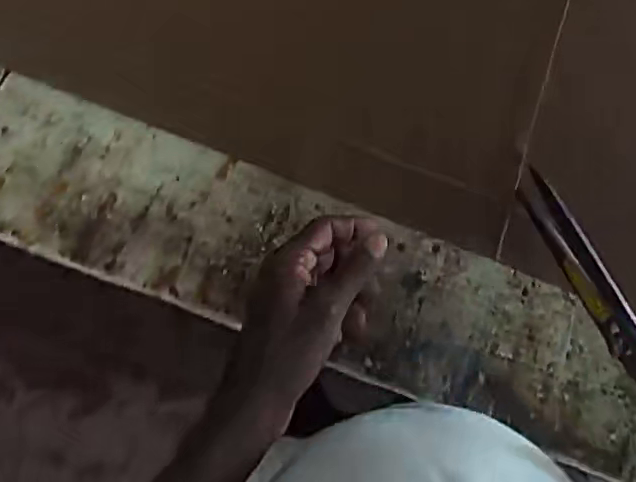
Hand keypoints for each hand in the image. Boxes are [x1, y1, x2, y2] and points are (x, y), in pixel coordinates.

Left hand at [158, 216, 387, 481]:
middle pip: (326, 251)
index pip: (325, 228)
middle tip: (378, 284)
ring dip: (349, 291)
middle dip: (354, 266)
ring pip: (324, 278)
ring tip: (366, 315)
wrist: (253, 408)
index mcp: (287, 262)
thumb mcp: (329, 309)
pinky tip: (350, 332)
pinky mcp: (284, 318)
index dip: (355, 229)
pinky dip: (336, 308)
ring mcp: (282, 296)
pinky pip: (316, 299)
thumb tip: (379, 238)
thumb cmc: (290, 353)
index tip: (382, 240)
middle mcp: (282, 272)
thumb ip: (355, 270)